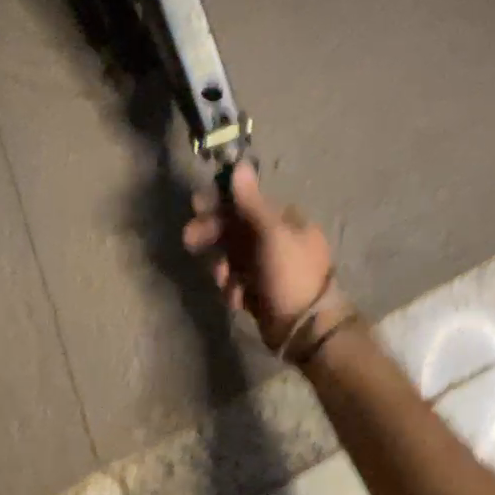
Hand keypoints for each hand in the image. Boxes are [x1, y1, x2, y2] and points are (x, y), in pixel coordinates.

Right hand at [182, 164, 335, 347]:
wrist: (305, 330)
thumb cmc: (291, 275)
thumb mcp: (272, 234)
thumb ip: (251, 201)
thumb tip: (239, 164)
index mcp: (285, 220)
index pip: (245, 200)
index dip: (219, 202)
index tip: (197, 206)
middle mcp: (276, 238)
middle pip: (234, 227)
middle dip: (212, 234)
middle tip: (189, 240)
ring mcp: (267, 265)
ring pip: (230, 255)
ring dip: (222, 266)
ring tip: (224, 281)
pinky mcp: (259, 288)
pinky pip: (235, 279)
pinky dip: (232, 287)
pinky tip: (238, 298)